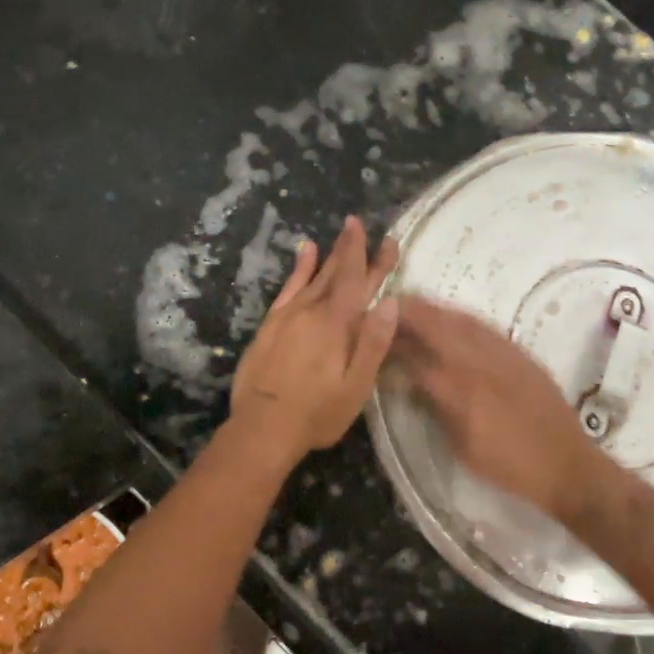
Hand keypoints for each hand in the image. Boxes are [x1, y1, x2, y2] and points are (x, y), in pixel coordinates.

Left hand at [230, 216, 399, 457]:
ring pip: (314, 276)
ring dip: (330, 255)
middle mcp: (312, 311)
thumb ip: (373, 343)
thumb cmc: (317, 413)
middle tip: (361, 225)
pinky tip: (305, 251)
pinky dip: (299, 267)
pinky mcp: (271, 324)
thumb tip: (391, 302)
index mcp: (337, 325)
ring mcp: (288, 315)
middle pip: (337, 273)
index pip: (358, 281)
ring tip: (341, 233)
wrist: (262, 428)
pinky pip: (288, 287)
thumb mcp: (355, 386)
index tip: (385, 237)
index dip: (371, 258)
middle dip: (352, 249)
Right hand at [393, 297, 614, 519]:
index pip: (415, 360)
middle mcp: (479, 365)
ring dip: (433, 309)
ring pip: (461, 321)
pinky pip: (484, 327)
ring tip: (411, 303)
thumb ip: (437, 410)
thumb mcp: (463, 447)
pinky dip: (461, 317)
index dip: (392, 346)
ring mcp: (502, 355)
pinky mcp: (520, 354)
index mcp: (460, 392)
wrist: (567, 465)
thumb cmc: (510, 466)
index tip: (373, 336)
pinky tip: (450, 317)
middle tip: (386, 305)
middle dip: (408, 313)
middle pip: (436, 328)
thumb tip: (413, 385)